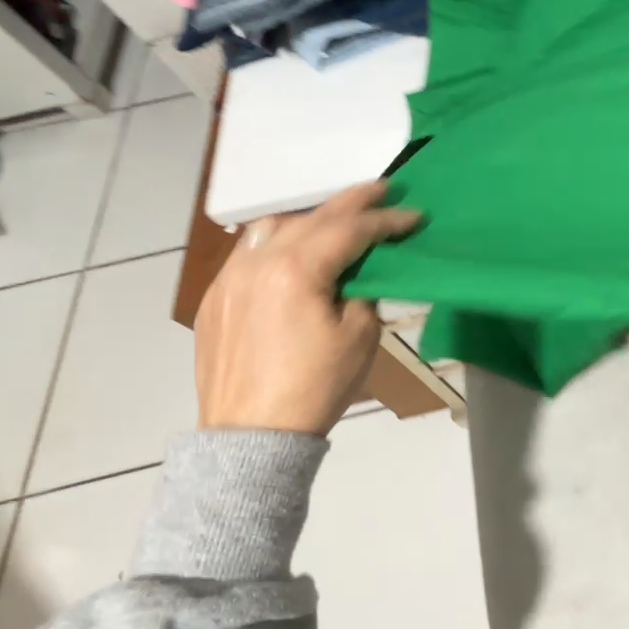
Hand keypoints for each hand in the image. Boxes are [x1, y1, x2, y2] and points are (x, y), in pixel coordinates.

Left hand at [194, 181, 419, 436]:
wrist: (251, 439)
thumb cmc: (315, 387)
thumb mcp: (360, 335)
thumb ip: (364, 290)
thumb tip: (362, 272)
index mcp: (296, 270)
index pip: (350, 229)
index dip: (386, 220)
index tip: (413, 214)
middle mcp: (257, 263)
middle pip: (312, 218)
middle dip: (351, 203)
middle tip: (382, 189)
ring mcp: (229, 279)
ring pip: (271, 228)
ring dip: (309, 218)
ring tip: (336, 218)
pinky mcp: (215, 300)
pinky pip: (247, 254)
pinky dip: (277, 243)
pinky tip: (293, 252)